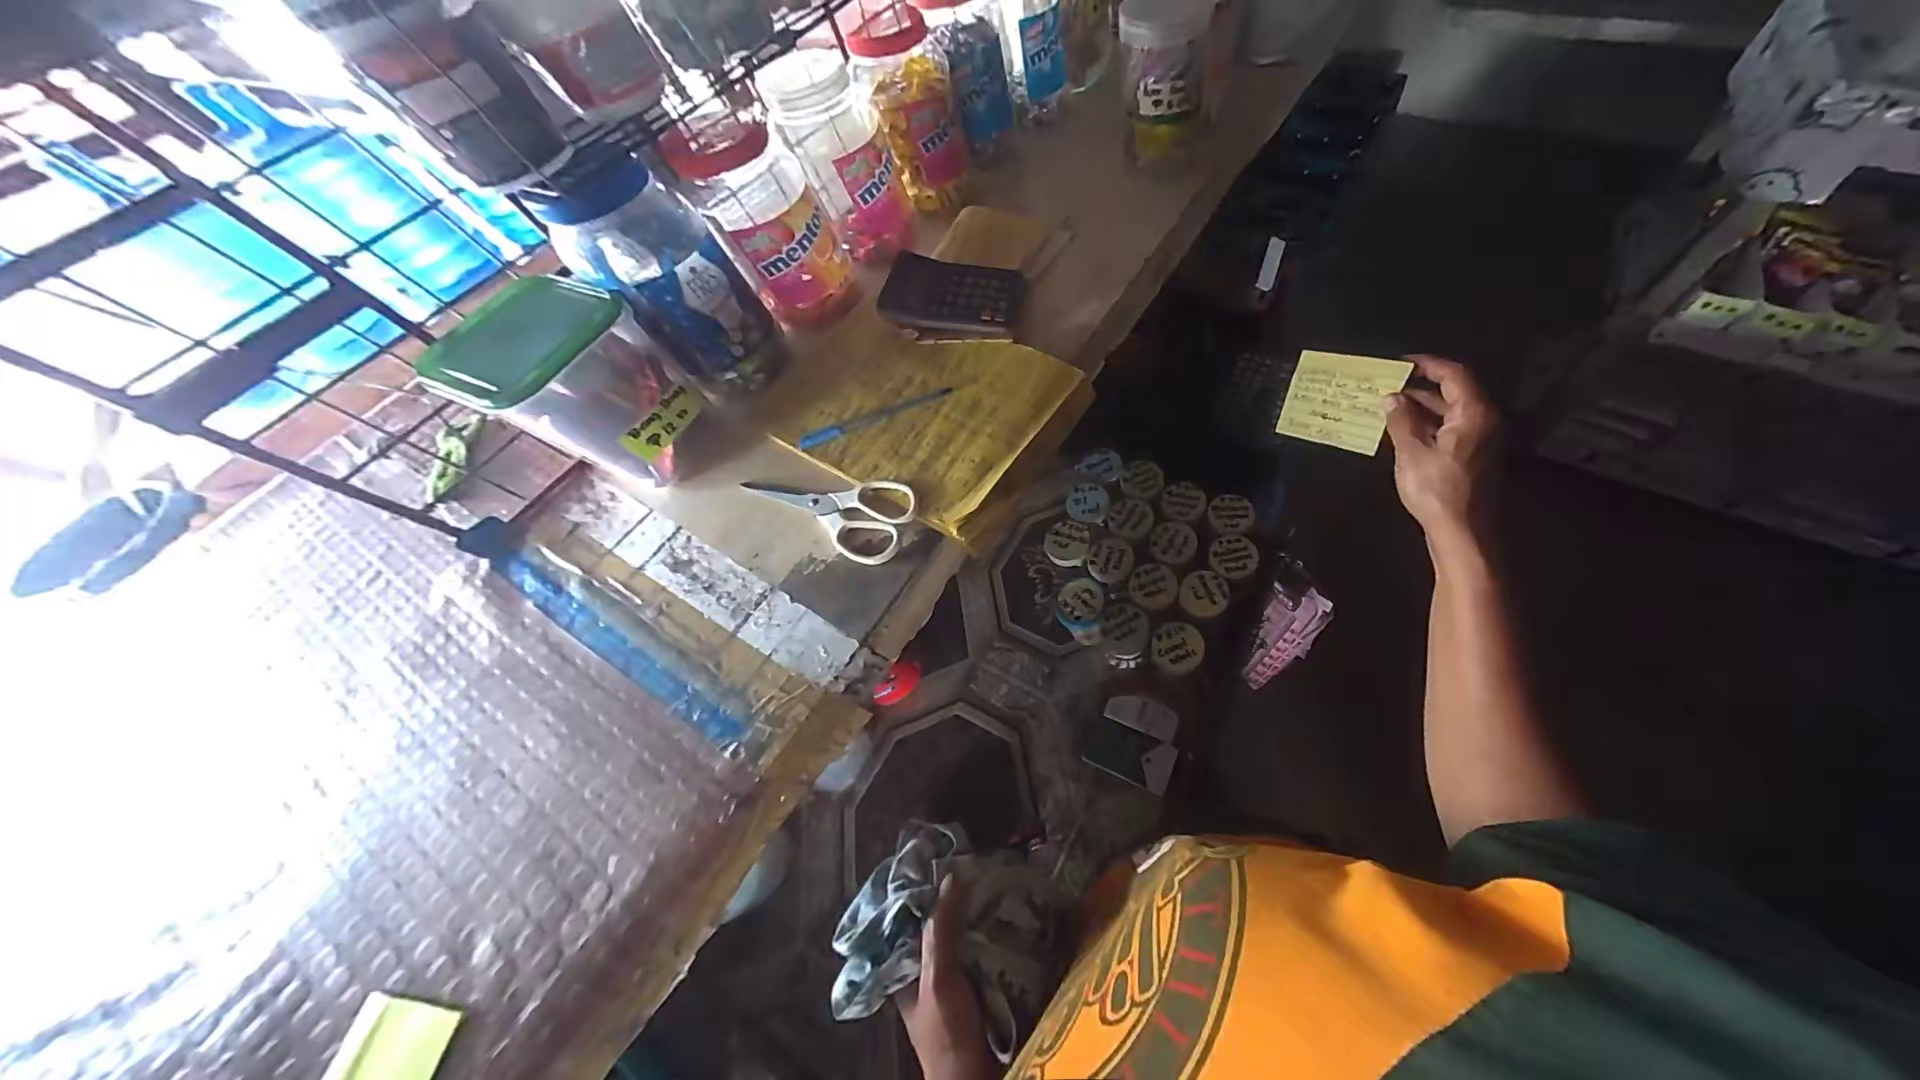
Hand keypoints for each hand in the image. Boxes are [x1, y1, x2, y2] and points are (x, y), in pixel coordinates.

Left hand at [895, 877, 995, 1079]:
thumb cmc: (947, 1034)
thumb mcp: (938, 979)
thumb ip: (940, 931)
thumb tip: (951, 877)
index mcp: (901, 967)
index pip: (904, 915)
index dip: (918, 888)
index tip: (936, 858)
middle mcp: (921, 969)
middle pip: (933, 922)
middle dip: (950, 897)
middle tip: (971, 863)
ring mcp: (948, 979)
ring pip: (957, 934)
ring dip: (972, 913)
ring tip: (990, 879)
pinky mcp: (973, 987)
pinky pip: (978, 951)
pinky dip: (987, 934)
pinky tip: (1002, 915)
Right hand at [1383, 355, 1498, 546]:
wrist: (1461, 530)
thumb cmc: (1436, 489)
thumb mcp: (1411, 452)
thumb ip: (1401, 421)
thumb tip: (1392, 398)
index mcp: (1474, 414)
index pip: (1454, 375)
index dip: (1428, 364)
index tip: (1401, 362)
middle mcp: (1483, 421)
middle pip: (1453, 392)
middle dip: (1419, 387)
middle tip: (1386, 386)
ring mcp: (1479, 440)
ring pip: (1448, 413)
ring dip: (1419, 408)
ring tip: (1387, 408)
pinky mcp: (1471, 456)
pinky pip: (1448, 429)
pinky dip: (1425, 425)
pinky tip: (1400, 431)